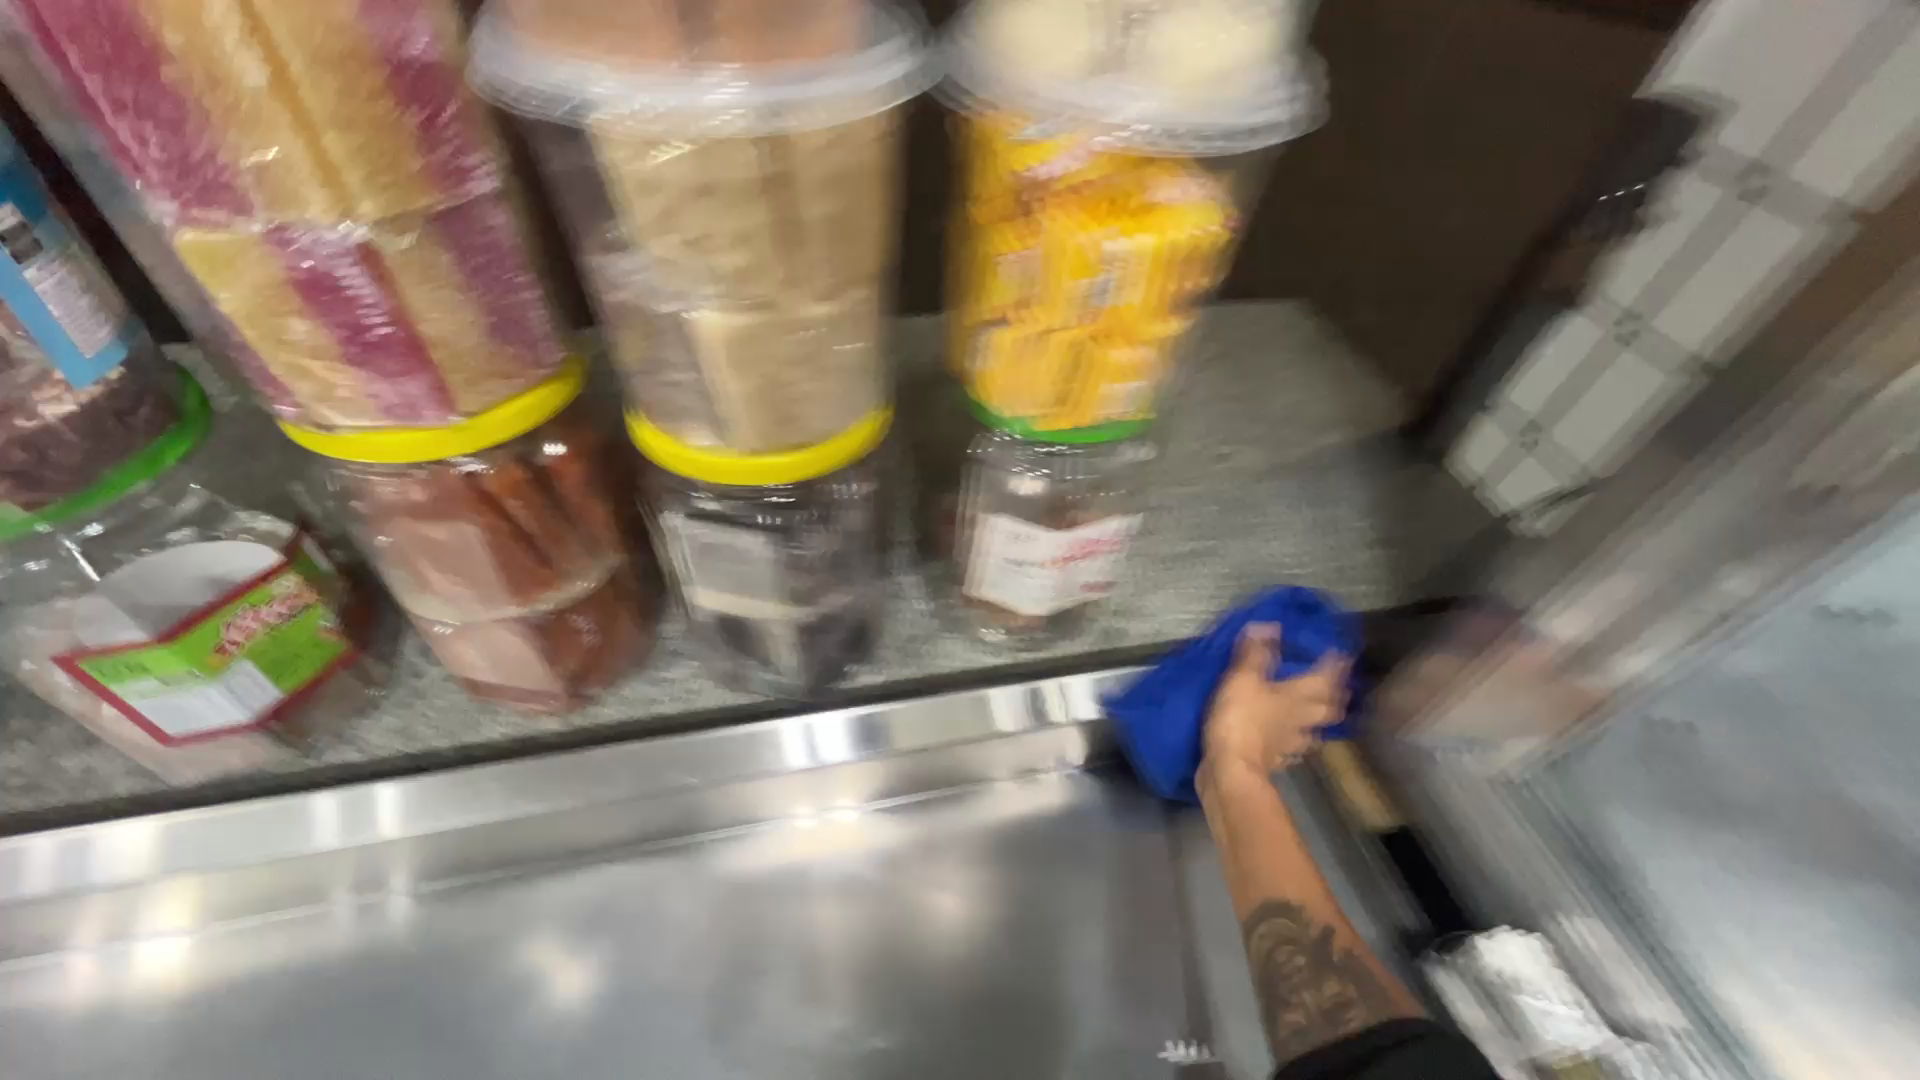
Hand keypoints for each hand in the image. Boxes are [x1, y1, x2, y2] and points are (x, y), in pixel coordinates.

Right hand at [1202, 623, 1348, 775]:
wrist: (1231, 770)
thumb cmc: (1241, 719)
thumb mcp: (1243, 679)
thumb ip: (1255, 653)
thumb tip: (1269, 625)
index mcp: (1300, 696)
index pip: (1327, 677)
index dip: (1335, 663)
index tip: (1341, 652)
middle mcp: (1304, 719)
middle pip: (1330, 706)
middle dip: (1334, 692)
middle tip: (1332, 681)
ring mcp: (1293, 742)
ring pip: (1315, 727)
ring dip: (1318, 716)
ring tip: (1313, 707)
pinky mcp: (1278, 759)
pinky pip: (1295, 745)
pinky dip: (1295, 737)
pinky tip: (1287, 735)